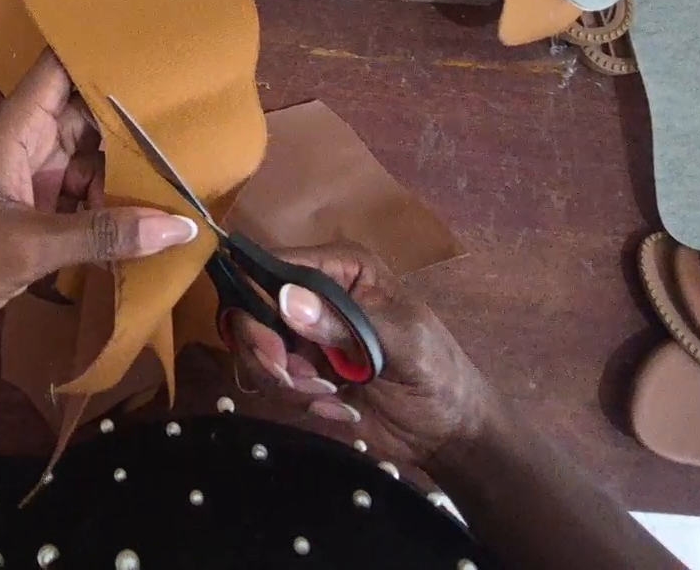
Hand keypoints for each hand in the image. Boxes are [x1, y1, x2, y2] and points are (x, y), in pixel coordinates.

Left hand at [0, 52, 200, 354]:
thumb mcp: (30, 245)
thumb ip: (105, 234)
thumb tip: (182, 227)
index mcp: (16, 126)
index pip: (62, 67)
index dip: (104, 51)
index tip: (161, 46)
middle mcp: (26, 143)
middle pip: (87, 116)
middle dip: (133, 124)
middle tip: (195, 127)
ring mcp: (28, 178)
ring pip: (88, 160)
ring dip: (123, 173)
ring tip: (181, 181)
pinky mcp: (30, 213)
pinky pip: (79, 198)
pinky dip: (106, 208)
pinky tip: (145, 223)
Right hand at [226, 243, 499, 466]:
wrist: (449, 434)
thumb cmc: (438, 372)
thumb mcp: (402, 343)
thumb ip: (346, 322)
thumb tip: (286, 300)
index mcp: (339, 267)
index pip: (275, 265)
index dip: (258, 300)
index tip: (275, 350)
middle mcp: (311, 291)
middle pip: (250, 305)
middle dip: (267, 351)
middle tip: (294, 380)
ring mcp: (300, 330)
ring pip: (253, 346)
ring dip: (285, 381)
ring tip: (329, 399)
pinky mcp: (297, 366)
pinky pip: (268, 378)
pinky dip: (294, 399)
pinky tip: (335, 409)